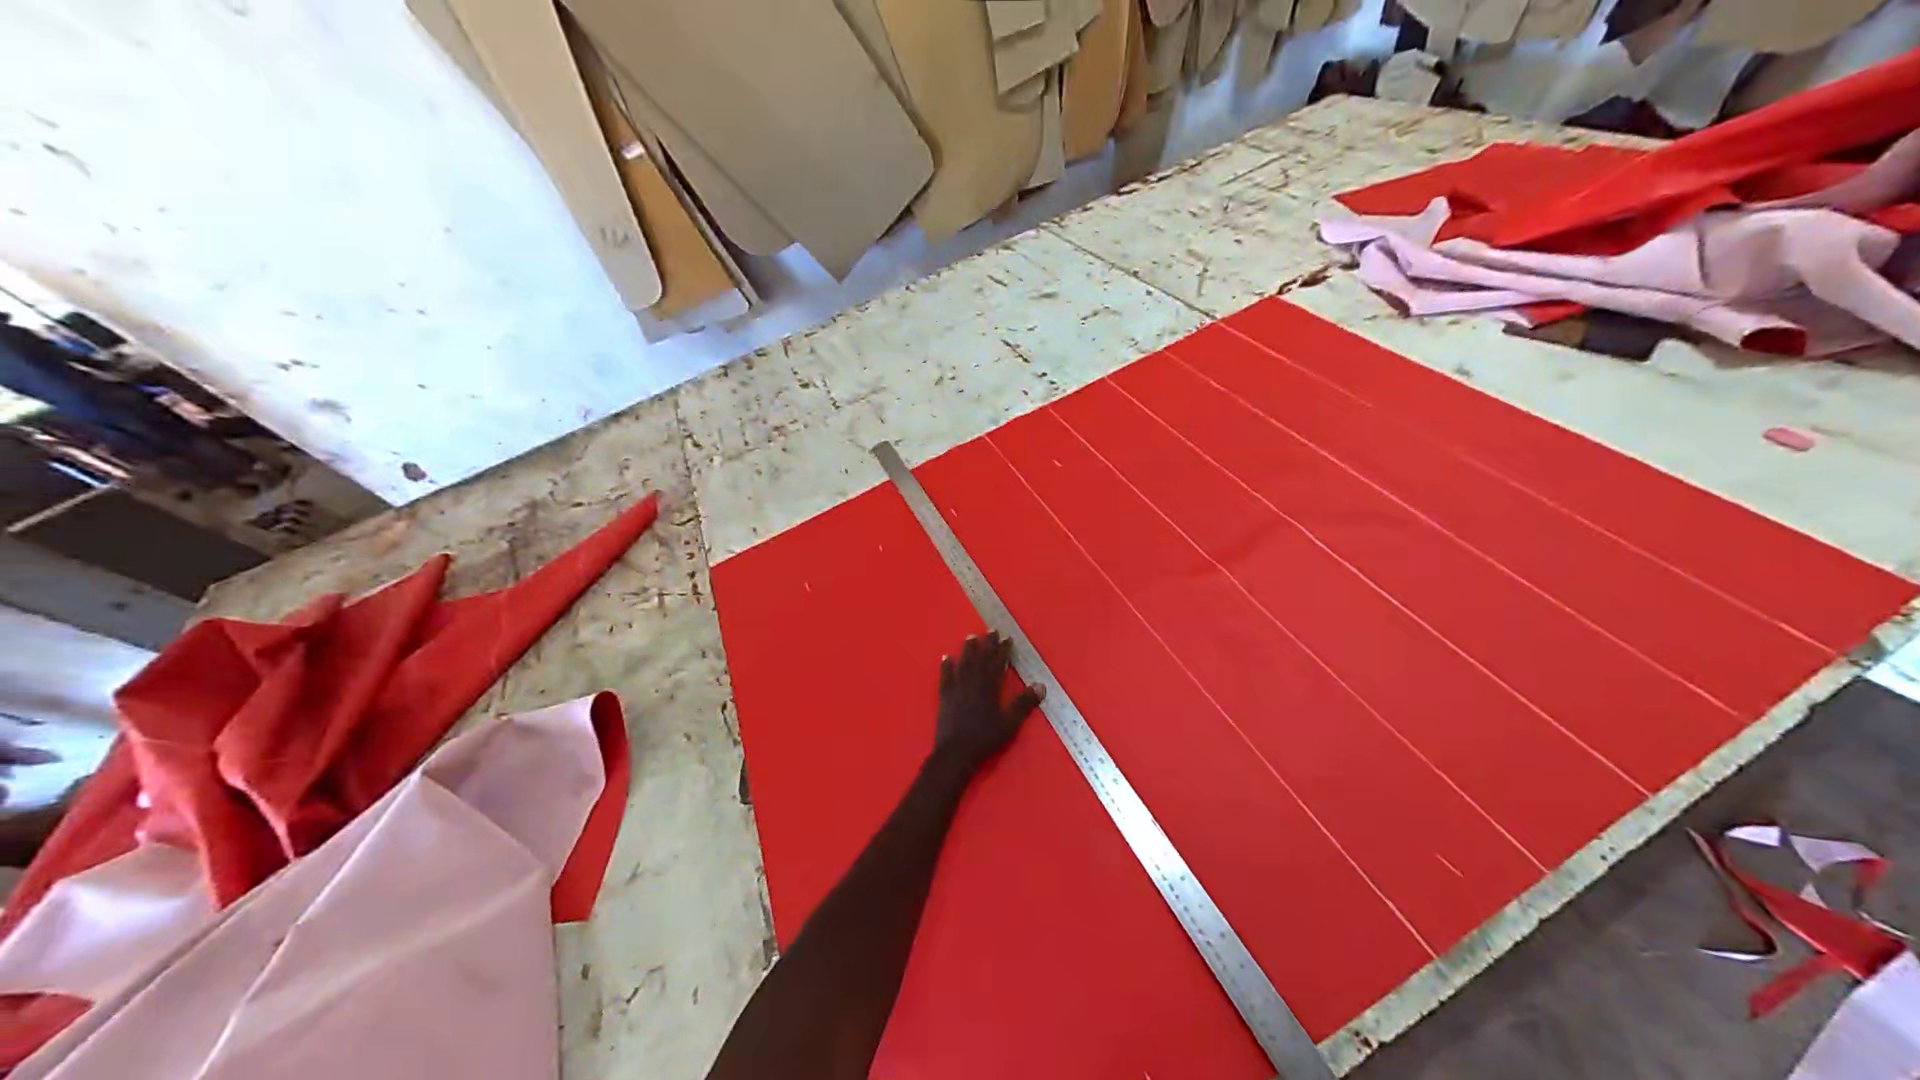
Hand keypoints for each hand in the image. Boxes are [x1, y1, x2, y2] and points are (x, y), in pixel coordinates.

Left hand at [934, 632, 1043, 771]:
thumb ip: (1024, 703)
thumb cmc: (985, 738)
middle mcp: (973, 683)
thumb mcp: (1010, 723)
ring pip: (963, 664)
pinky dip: (946, 666)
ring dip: (968, 650)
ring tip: (970, 637)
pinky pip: (945, 677)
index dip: (1003, 650)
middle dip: (987, 644)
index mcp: (990, 687)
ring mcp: (957, 688)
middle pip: (981, 659)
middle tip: (990, 630)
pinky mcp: (945, 696)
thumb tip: (1041, 685)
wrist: (956, 752)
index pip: (998, 663)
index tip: (1007, 637)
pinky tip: (946, 658)